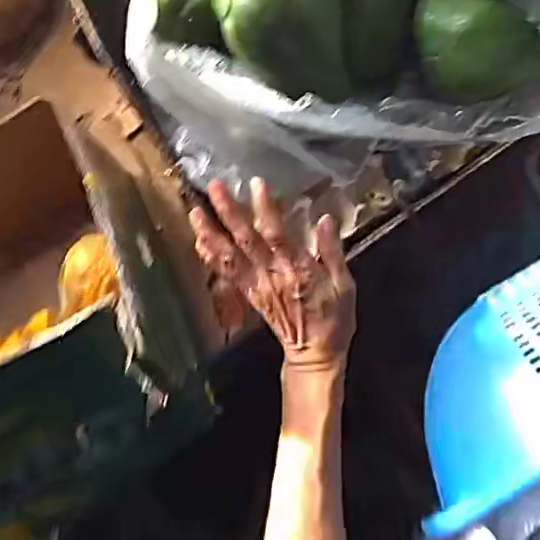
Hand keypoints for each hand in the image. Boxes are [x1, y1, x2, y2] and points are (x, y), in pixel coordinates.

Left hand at [190, 179, 355, 373]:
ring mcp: (256, 284)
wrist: (314, 355)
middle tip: (214, 186)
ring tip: (195, 212)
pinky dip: (212, 257)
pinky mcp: (248, 293)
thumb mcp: (344, 285)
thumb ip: (332, 251)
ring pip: (229, 255)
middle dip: (229, 212)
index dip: (265, 209)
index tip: (256, 184)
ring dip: (211, 233)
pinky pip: (227, 273)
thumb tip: (326, 218)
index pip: (277, 234)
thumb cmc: (333, 317)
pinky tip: (199, 241)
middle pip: (246, 239)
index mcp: (297, 268)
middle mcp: (271, 273)